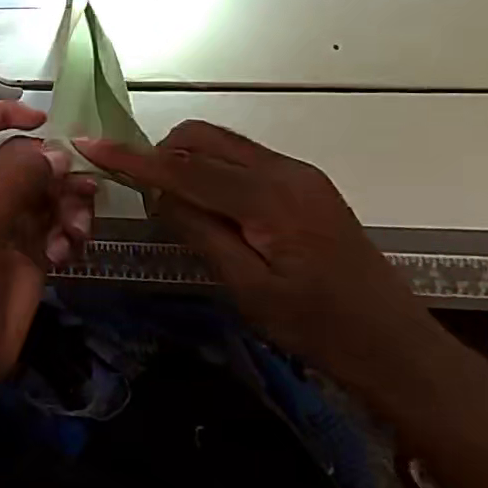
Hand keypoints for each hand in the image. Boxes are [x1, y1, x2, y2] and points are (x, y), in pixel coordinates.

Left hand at [0, 102, 96, 387]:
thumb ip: (20, 176)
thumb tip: (57, 151)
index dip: (2, 113)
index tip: (41, 118)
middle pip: (26, 157)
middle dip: (54, 170)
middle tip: (79, 189)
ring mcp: (10, 219)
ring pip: (50, 190)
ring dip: (68, 205)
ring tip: (71, 231)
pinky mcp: (33, 248)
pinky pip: (61, 223)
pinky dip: (69, 232)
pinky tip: (66, 253)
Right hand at [73, 121, 434, 379]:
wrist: (399, 348)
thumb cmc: (319, 329)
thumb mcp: (248, 288)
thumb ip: (198, 231)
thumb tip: (156, 193)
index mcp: (271, 200)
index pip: (185, 168)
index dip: (132, 158)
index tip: (89, 145)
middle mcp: (284, 171)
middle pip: (201, 138)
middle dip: (161, 155)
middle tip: (145, 195)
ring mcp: (297, 173)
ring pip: (218, 143)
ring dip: (185, 162)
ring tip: (177, 205)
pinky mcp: (302, 182)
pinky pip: (239, 158)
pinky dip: (209, 170)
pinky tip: (211, 207)